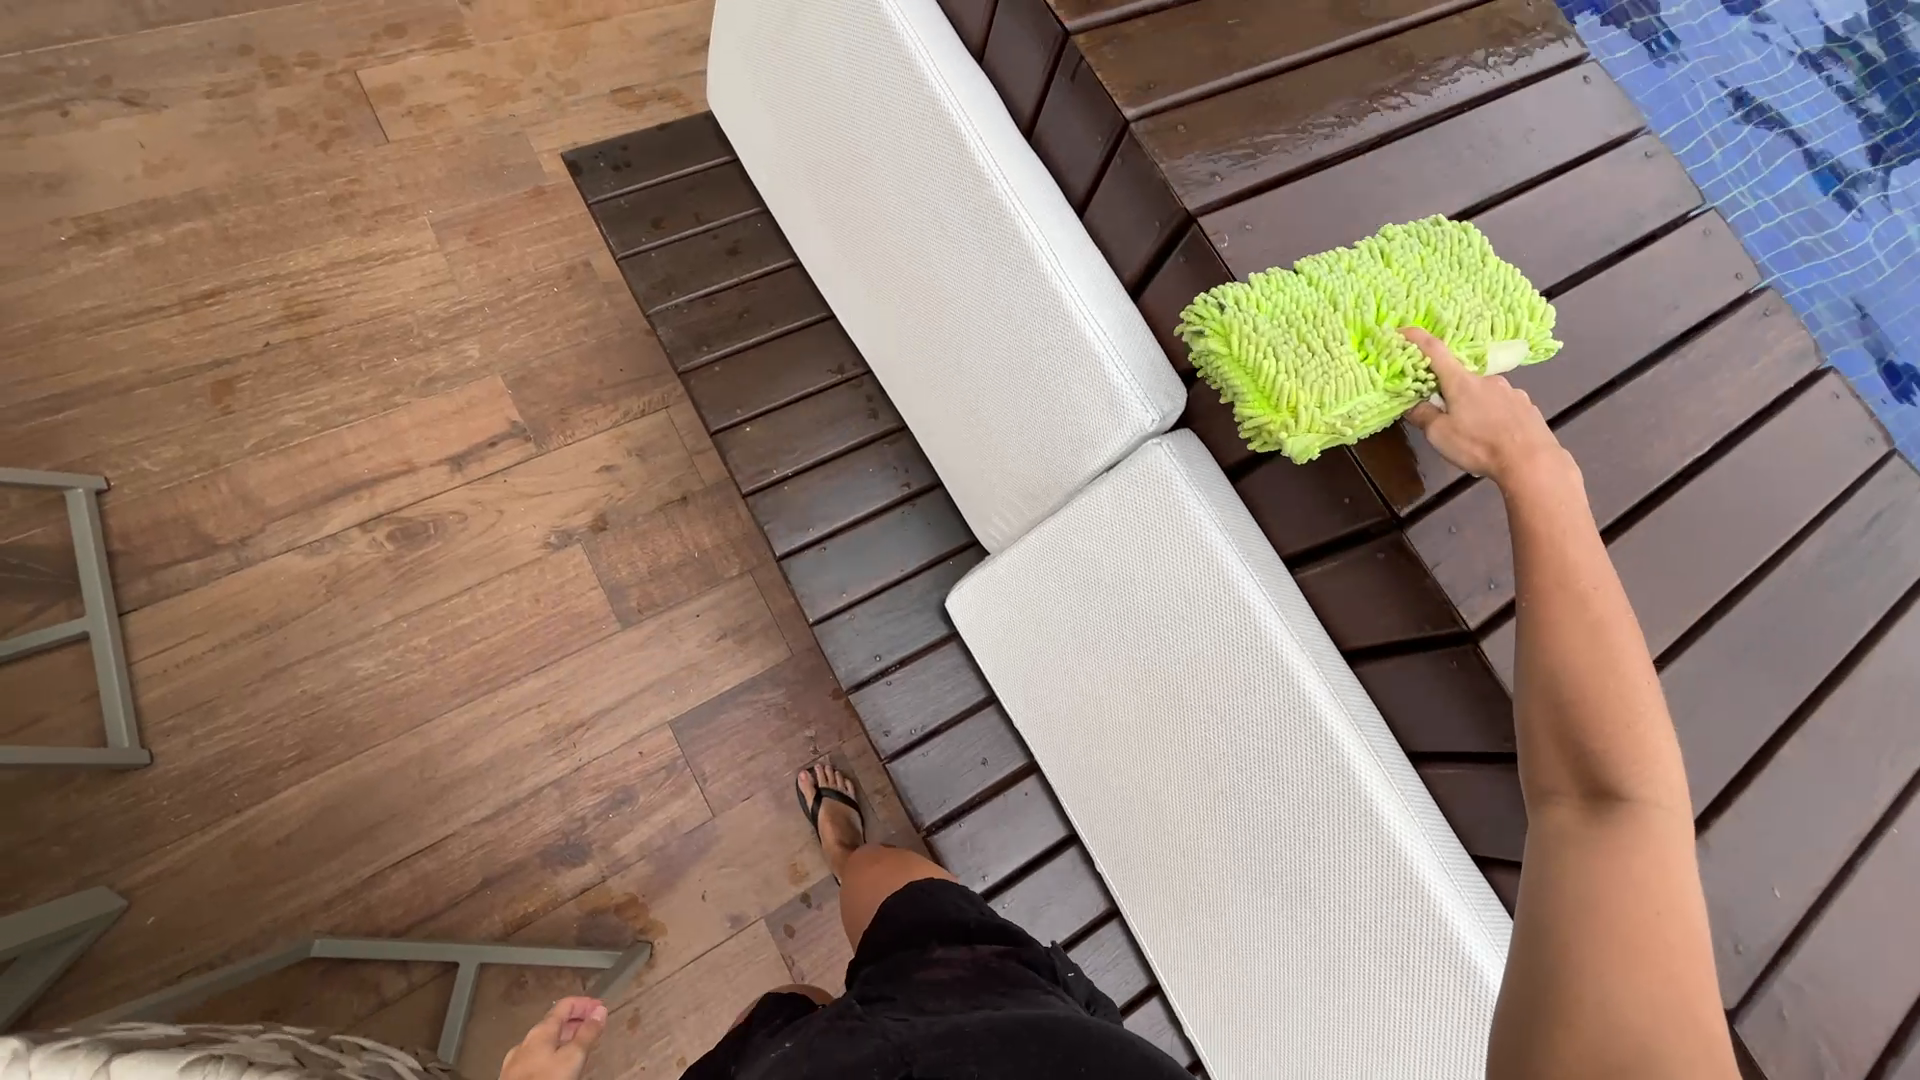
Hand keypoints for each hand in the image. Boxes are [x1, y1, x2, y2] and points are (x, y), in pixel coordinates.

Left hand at [499, 997, 607, 1079]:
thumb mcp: (573, 1057)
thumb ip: (588, 1033)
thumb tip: (600, 1010)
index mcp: (541, 1030)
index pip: (565, 1005)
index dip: (585, 1003)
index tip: (601, 1009)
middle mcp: (526, 1041)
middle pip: (554, 1023)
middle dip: (577, 1022)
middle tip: (595, 1028)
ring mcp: (516, 1061)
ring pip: (545, 1042)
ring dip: (565, 1040)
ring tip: (581, 1048)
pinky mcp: (513, 1078)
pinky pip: (537, 1058)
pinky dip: (553, 1054)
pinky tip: (559, 1068)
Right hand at [1402, 328, 1571, 488]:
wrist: (1531, 461)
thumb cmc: (1478, 445)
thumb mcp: (1439, 434)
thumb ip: (1423, 416)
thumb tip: (1413, 404)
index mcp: (1462, 382)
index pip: (1435, 352)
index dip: (1417, 339)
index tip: (1403, 331)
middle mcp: (1487, 380)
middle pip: (1459, 378)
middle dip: (1446, 390)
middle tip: (1439, 413)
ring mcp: (1511, 391)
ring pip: (1481, 393)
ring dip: (1469, 405)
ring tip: (1468, 431)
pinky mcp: (1525, 406)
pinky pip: (1499, 404)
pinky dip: (1489, 414)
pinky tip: (1490, 435)